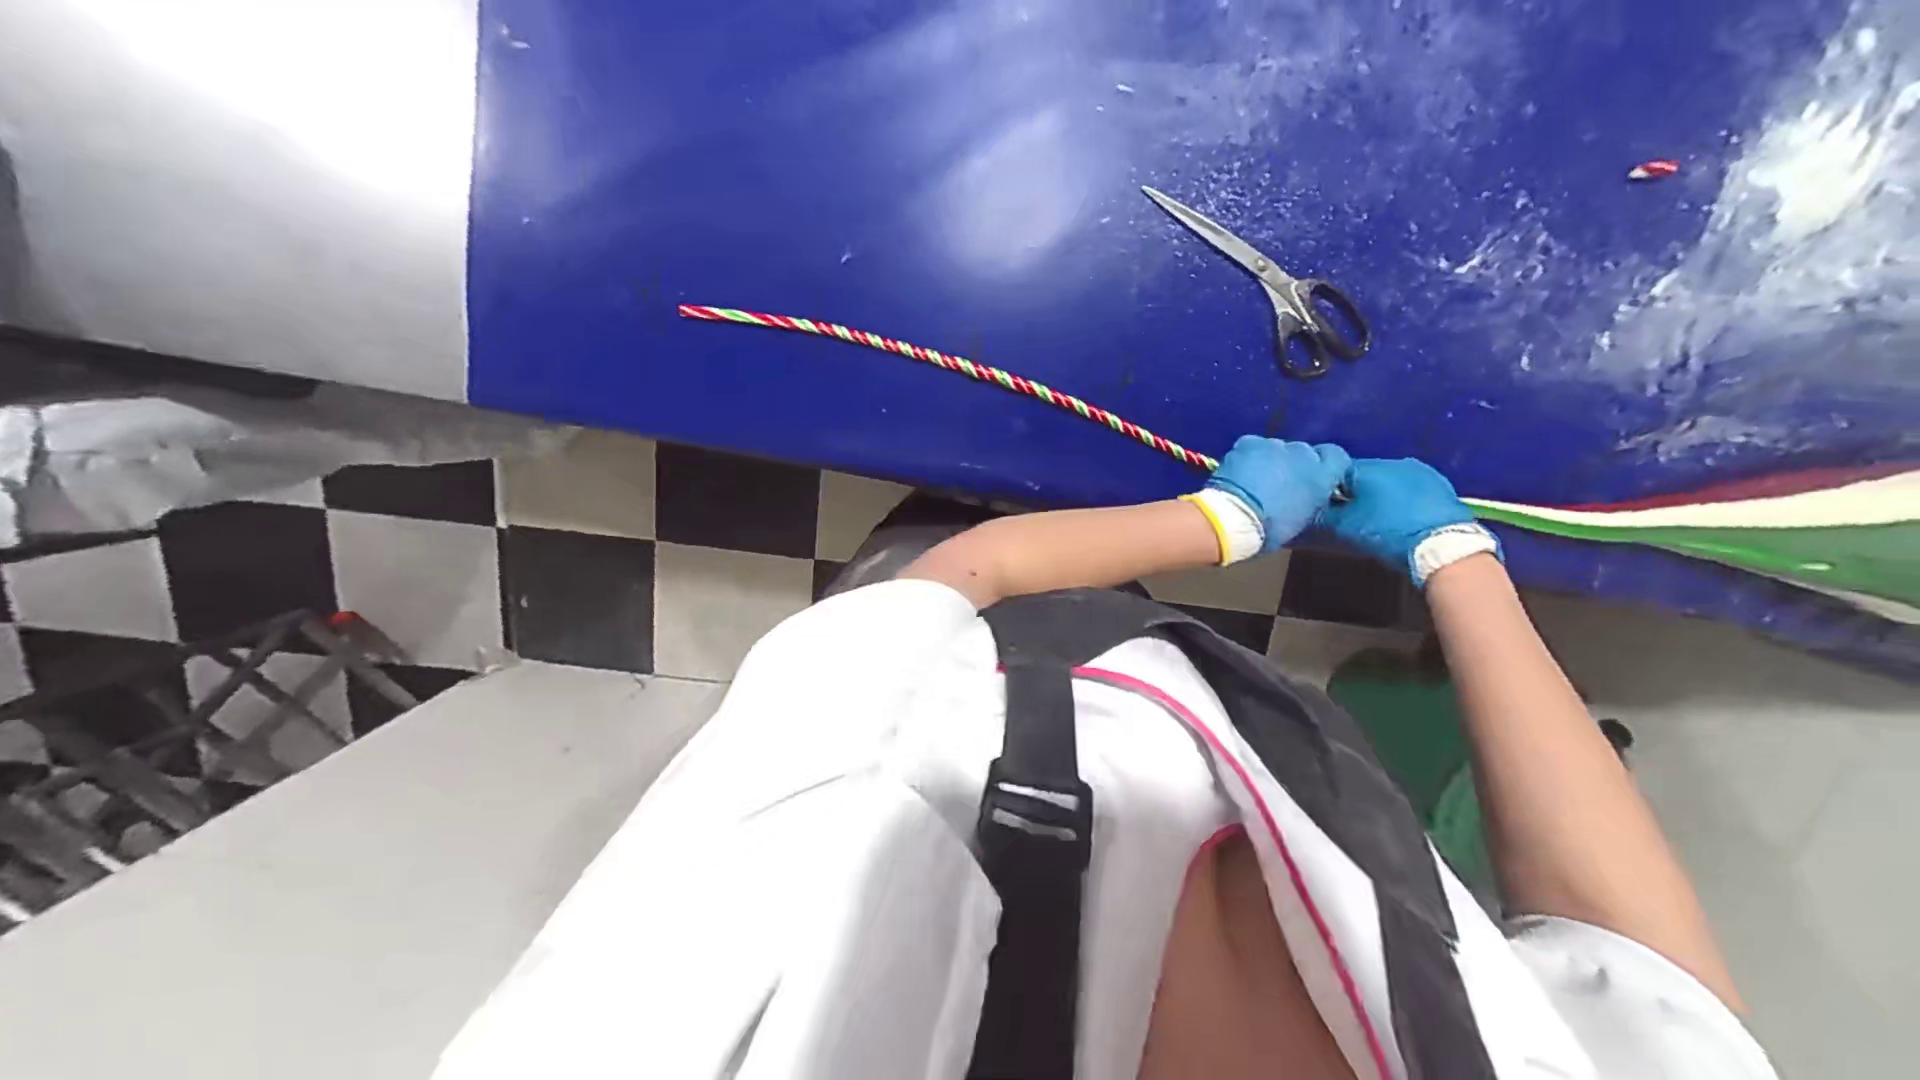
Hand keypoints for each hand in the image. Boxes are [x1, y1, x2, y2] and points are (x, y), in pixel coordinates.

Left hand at [1205, 437, 1352, 553]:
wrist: (1235, 517)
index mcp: (1322, 476)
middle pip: (1303, 452)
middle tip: (1279, 482)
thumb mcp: (1302, 519)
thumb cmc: (1271, 529)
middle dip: (1294, 464)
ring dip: (1270, 459)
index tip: (1314, 477)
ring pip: (1277, 448)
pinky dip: (1248, 455)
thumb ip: (1310, 499)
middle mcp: (1303, 454)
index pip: (1336, 457)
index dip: (1325, 465)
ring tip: (1254, 478)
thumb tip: (1305, 495)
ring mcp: (1275, 445)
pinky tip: (1239, 470)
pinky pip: (1253, 445)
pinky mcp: (1249, 442)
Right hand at [1318, 458, 1482, 580]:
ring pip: (1388, 483)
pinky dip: (1401, 503)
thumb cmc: (1386, 531)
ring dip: (1379, 498)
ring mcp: (1423, 473)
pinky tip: (1399, 521)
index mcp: (1369, 466)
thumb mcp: (1342, 527)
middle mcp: (1395, 462)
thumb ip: (1321, 515)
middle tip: (1349, 517)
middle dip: (1354, 494)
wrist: (1444, 546)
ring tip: (1375, 521)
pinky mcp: (1443, 488)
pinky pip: (1410, 491)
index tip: (1326, 509)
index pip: (1335, 471)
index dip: (1327, 491)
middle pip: (1363, 476)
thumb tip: (1308, 510)